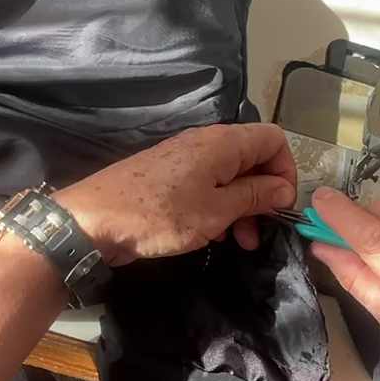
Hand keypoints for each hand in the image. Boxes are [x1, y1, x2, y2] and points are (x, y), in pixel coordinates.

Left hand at [58, 124, 297, 264]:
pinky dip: (217, 209)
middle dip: (263, 195)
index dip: (285, 170)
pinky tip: (210, 235)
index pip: (273, 139)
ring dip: (240, 208)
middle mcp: (206, 144)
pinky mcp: (169, 179)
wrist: (94, 221)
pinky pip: (207, 188)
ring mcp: (185, 161)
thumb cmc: (159, 215)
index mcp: (222, 143)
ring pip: (230, 177)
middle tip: (259, 233)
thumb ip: (253, 196)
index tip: (281, 206)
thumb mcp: (216, 211)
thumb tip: (283, 187)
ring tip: (237, 241)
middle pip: (253, 159)